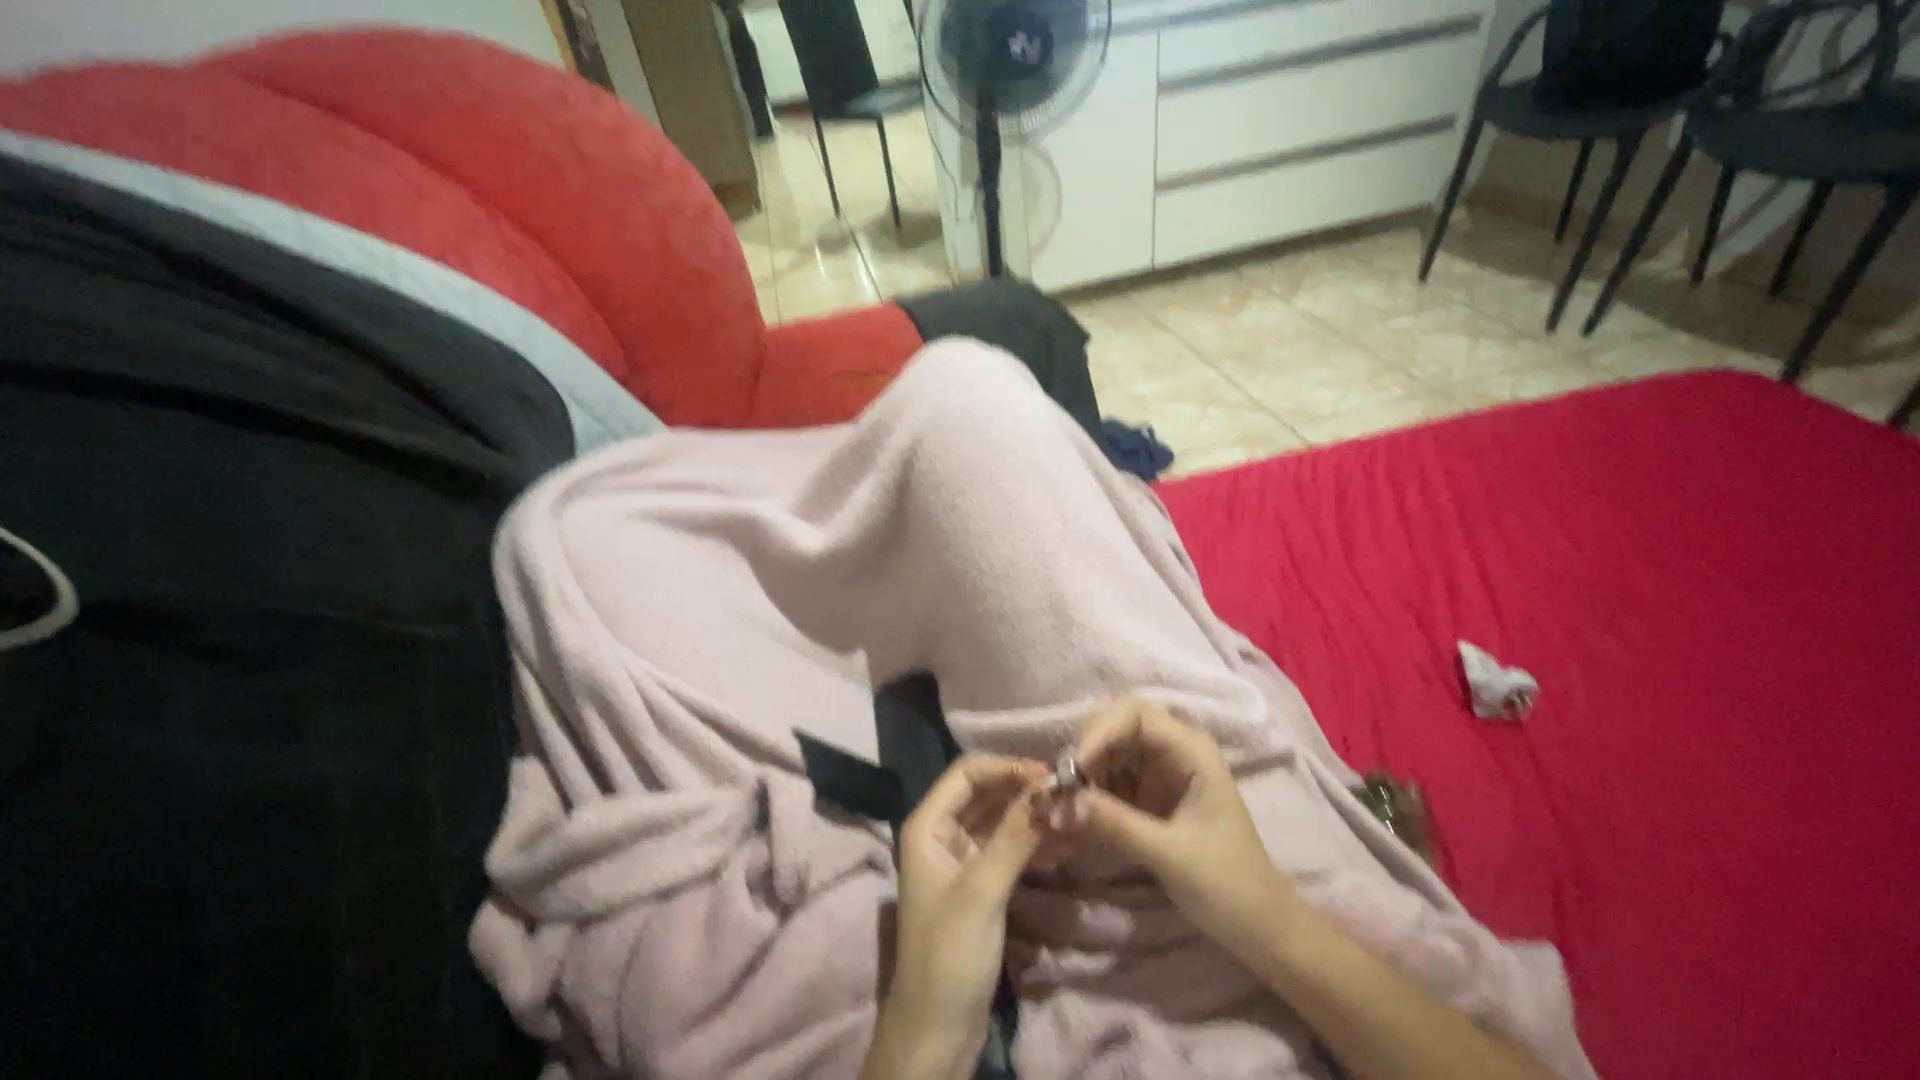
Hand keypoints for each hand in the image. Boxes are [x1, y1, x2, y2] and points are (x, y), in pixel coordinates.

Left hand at [861, 754, 1048, 1079]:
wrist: (936, 1027)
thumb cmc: (950, 953)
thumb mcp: (983, 889)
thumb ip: (1016, 835)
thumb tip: (1051, 786)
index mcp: (927, 825)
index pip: (968, 773)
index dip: (1009, 767)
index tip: (1053, 776)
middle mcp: (941, 834)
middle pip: (987, 793)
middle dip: (1027, 792)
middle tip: (1073, 798)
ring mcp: (960, 860)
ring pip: (1001, 821)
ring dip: (1034, 818)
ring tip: (1074, 823)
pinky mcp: (979, 885)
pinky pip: (1008, 849)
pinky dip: (1032, 845)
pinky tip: (1062, 851)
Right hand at [1071, 698, 1307, 966]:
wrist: (1259, 926)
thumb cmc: (1227, 885)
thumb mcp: (1170, 855)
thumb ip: (1117, 824)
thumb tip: (1062, 803)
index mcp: (1192, 751)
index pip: (1135, 714)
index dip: (1099, 732)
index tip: (1072, 770)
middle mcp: (1174, 751)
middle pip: (1116, 723)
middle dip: (1086, 749)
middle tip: (1063, 788)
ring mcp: (1160, 773)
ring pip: (1108, 750)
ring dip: (1084, 773)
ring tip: (1064, 808)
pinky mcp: (1148, 797)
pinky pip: (1109, 778)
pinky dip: (1089, 792)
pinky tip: (1077, 817)